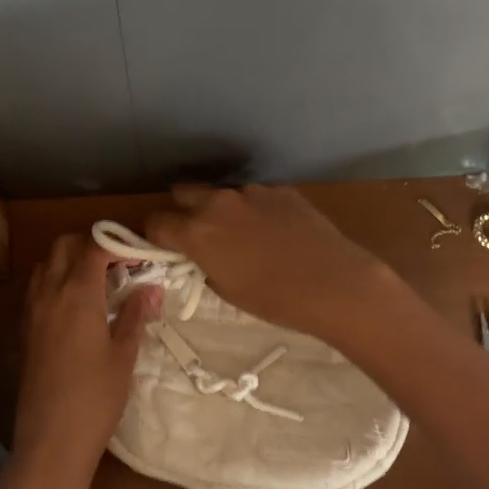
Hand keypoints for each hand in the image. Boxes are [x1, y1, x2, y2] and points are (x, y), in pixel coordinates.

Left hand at [12, 233, 160, 465]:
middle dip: (90, 243)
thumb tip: (152, 287)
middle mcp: (50, 292)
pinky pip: (37, 287)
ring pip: (46, 263)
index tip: (138, 253)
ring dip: (69, 260)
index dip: (117, 242)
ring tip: (95, 281)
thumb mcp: (124, 354)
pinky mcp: (25, 328)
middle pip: (64, 245)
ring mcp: (33, 309)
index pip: (94, 246)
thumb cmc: (96, 397)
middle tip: (116, 263)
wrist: (51, 441)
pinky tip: (74, 306)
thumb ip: (136, 314)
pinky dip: (54, 280)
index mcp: (78, 293)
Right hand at [145, 184, 400, 342]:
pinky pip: (254, 196)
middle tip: (197, 234)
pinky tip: (275, 232)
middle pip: (182, 192)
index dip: (155, 235)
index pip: (156, 222)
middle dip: (183, 210)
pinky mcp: (278, 188)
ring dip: (221, 209)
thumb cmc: (275, 299)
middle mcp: (218, 203)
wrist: (334, 281)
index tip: (164, 246)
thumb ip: (204, 265)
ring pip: (221, 193)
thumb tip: (200, 255)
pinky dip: (254, 210)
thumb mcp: (227, 291)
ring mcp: (250, 191)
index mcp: (198, 232)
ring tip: (244, 236)